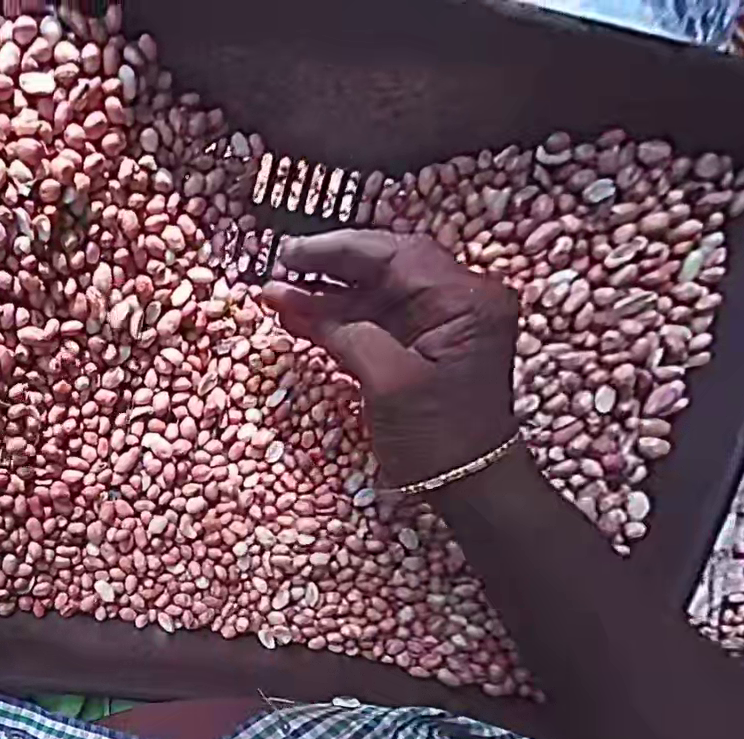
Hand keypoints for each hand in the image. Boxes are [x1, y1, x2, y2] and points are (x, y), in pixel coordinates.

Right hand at [262, 230, 521, 486]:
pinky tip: (299, 318)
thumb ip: (348, 337)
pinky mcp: (416, 347)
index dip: (338, 250)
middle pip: (383, 269)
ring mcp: (435, 325)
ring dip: (325, 296)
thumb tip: (300, 307)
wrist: (466, 483)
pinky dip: (335, 322)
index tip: (291, 253)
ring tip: (278, 295)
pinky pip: (371, 323)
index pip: (396, 254)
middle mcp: (455, 302)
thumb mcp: (390, 384)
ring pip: (372, 296)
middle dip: (328, 268)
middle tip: (280, 267)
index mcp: (464, 301)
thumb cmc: (436, 436)